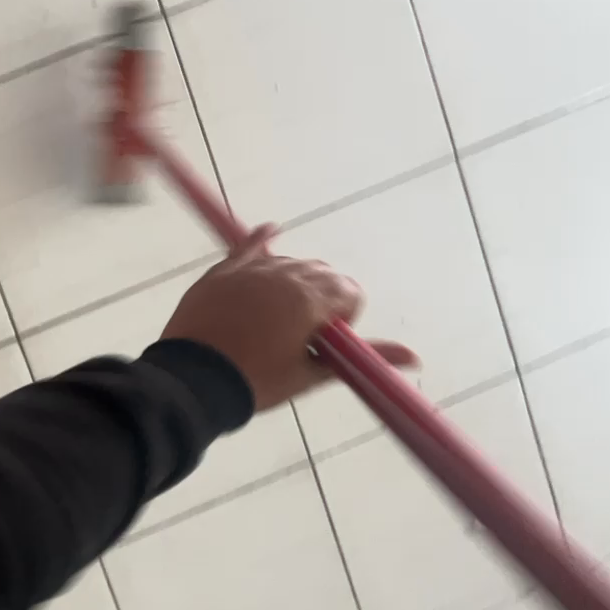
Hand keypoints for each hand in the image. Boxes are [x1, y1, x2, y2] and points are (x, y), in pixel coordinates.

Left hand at [161, 224, 419, 410]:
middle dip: (321, 297)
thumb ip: (362, 356)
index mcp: (310, 298)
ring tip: (279, 312)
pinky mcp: (220, 274)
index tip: (322, 340)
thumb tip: (415, 358)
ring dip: (293, 281)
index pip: (349, 291)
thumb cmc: (255, 380)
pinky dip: (260, 239)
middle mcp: (282, 276)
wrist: (193, 378)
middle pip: (319, 274)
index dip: (342, 317)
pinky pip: (245, 247)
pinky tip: (269, 230)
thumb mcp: (310, 372)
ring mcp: (248, 272)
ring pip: (287, 264)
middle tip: (301, 331)